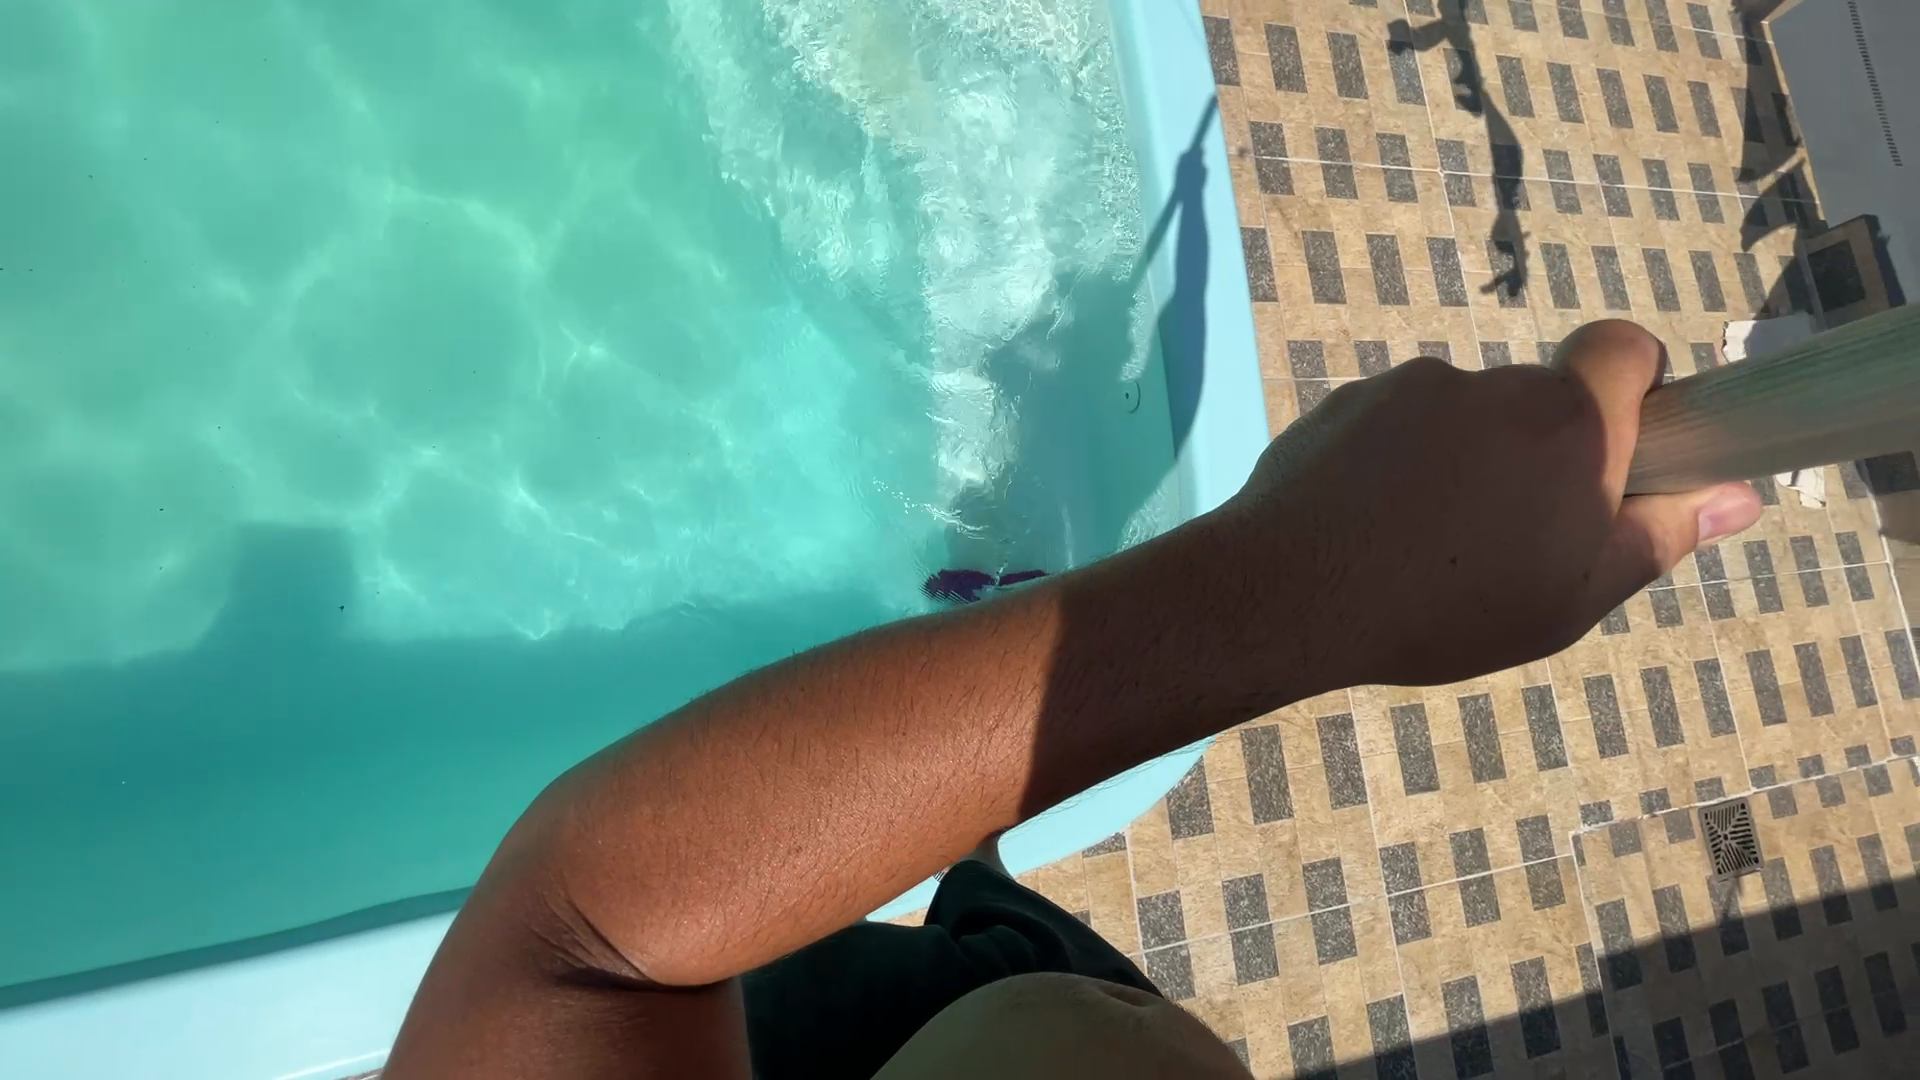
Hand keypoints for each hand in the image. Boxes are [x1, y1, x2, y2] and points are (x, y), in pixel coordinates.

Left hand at [1224, 319, 1761, 689]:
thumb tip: (1734, 494)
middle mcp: (1479, 384)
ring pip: (1445, 413)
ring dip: (1443, 454)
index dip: (1625, 384)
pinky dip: (1380, 455)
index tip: (1603, 442)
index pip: (1623, 346)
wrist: (1286, 594)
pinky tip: (1353, 512)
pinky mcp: (1333, 405)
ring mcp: (1395, 390)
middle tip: (1483, 523)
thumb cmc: (1438, 609)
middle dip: (1519, 445)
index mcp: (1561, 421)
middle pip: (1524, 396)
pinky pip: (1379, 422)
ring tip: (1404, 530)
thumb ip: (1653, 537)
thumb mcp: (1566, 599)